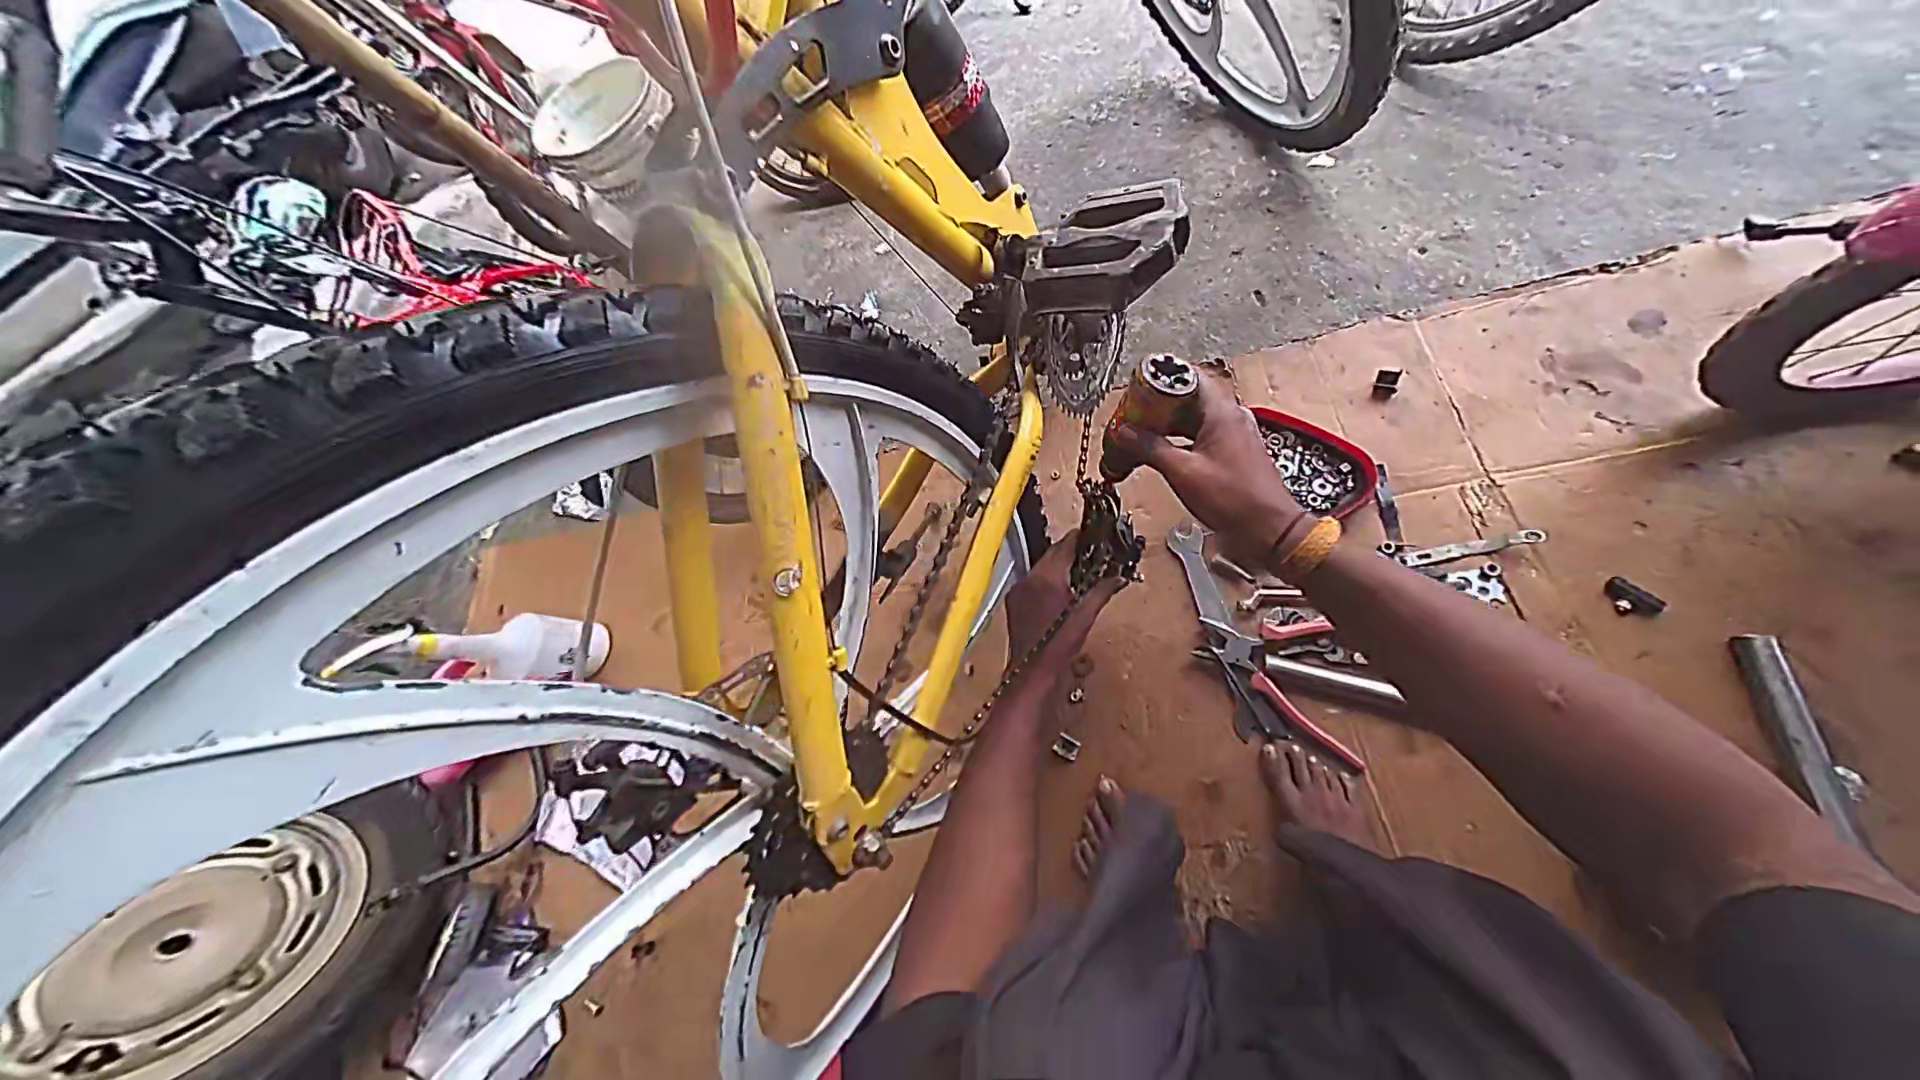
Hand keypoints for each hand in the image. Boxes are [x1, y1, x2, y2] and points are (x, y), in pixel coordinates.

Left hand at [1004, 530, 1123, 671]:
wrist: (1033, 674)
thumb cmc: (1058, 647)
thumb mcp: (1086, 615)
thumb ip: (1102, 590)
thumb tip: (1117, 577)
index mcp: (1044, 578)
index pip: (1063, 545)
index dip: (1080, 538)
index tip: (1094, 535)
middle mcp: (1027, 580)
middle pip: (1052, 555)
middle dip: (1072, 554)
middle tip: (1092, 555)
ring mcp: (1018, 592)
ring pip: (1042, 569)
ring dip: (1060, 568)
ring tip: (1080, 573)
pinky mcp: (1015, 604)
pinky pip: (1034, 583)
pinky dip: (1049, 582)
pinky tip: (1063, 592)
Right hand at [1106, 371, 1306, 566]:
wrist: (1267, 529)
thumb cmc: (1234, 500)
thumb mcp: (1182, 472)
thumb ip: (1150, 448)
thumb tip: (1125, 432)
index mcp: (1222, 413)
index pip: (1188, 378)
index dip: (1159, 380)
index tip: (1137, 391)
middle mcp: (1231, 418)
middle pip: (1188, 397)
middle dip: (1157, 405)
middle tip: (1132, 415)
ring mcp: (1234, 434)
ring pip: (1193, 417)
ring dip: (1166, 424)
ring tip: (1141, 434)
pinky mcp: (1232, 452)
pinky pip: (1200, 434)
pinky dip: (1179, 439)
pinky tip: (1162, 452)